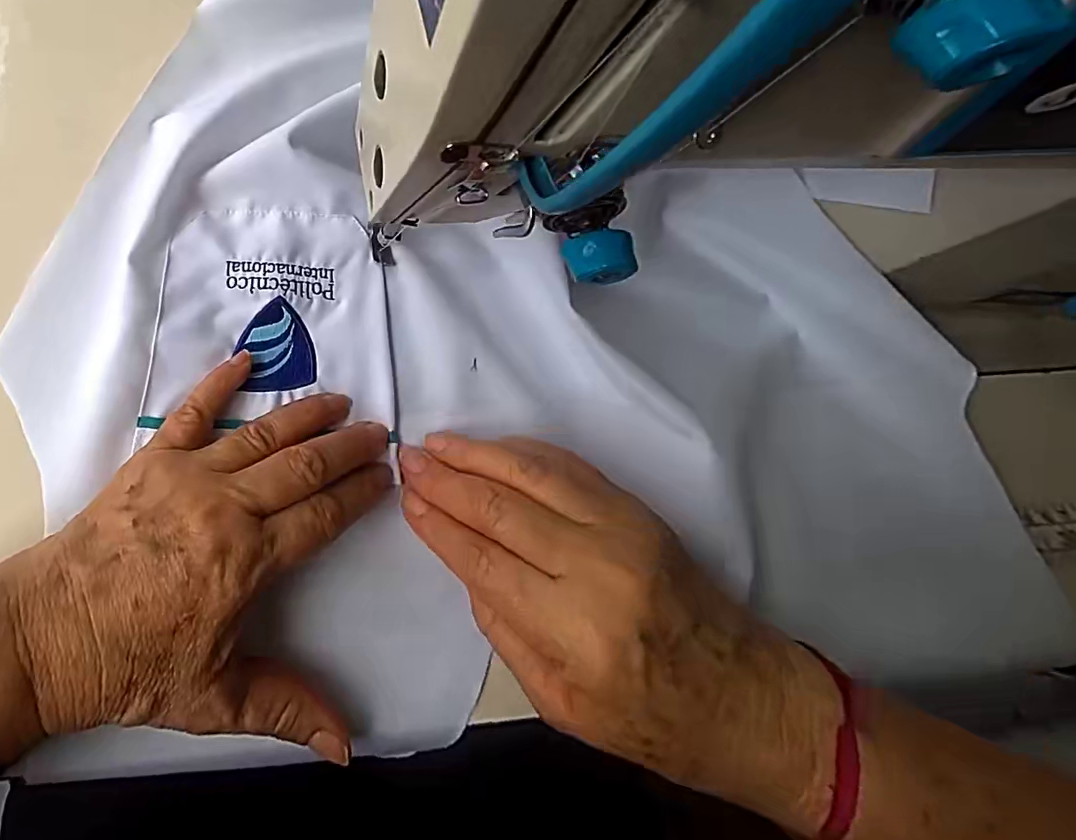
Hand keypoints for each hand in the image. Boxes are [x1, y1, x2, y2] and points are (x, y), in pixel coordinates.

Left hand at [0, 352, 393, 767]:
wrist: (52, 628)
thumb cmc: (131, 663)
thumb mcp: (214, 697)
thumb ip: (284, 708)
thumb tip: (346, 746)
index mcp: (245, 560)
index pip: (320, 518)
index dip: (357, 495)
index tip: (384, 476)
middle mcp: (222, 507)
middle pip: (299, 468)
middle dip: (344, 448)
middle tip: (377, 431)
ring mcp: (183, 476)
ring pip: (257, 436)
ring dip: (301, 416)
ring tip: (336, 400)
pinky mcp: (149, 460)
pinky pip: (191, 414)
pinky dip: (218, 384)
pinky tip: (244, 361)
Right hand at [398, 435, 841, 833]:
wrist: (756, 703)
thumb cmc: (652, 719)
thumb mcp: (559, 702)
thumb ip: (501, 629)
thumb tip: (463, 561)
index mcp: (576, 631)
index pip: (482, 560)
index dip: (437, 524)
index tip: (406, 498)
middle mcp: (600, 572)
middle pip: (500, 509)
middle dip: (445, 481)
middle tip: (408, 460)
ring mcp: (626, 534)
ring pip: (532, 475)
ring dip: (475, 454)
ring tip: (436, 444)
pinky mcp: (640, 515)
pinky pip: (569, 467)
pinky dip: (521, 450)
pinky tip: (489, 447)